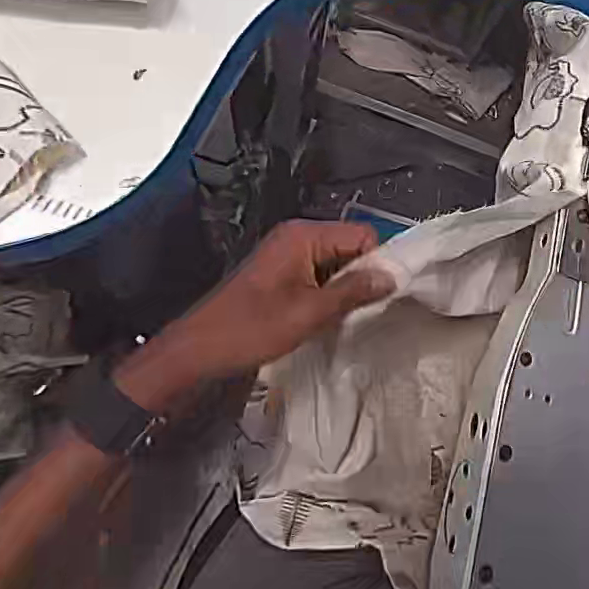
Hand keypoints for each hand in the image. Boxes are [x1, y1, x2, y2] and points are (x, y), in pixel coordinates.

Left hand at [119, 221, 392, 412]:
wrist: (197, 354)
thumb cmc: (247, 329)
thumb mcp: (310, 312)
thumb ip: (355, 290)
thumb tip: (391, 277)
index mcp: (303, 235)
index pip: (363, 235)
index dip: (378, 262)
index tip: (383, 292)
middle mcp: (297, 237)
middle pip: (352, 247)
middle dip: (362, 276)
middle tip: (363, 308)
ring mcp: (289, 255)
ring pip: (339, 264)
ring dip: (345, 289)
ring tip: (341, 315)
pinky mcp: (284, 274)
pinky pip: (323, 276)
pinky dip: (330, 295)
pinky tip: (326, 317)